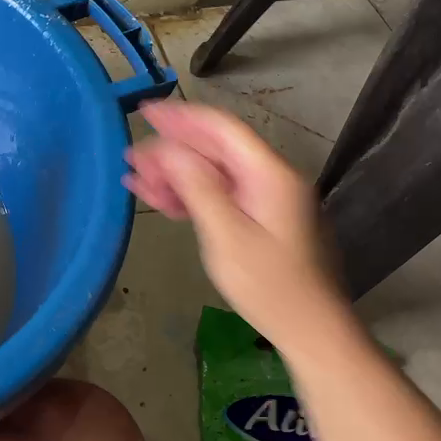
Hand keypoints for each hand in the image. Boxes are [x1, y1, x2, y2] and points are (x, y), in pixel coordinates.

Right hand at [122, 101, 351, 345]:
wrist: (310, 328)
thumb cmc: (268, 284)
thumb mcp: (226, 235)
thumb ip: (197, 187)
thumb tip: (167, 149)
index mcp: (269, 175)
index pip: (221, 130)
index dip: (182, 117)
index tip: (145, 111)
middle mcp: (269, 178)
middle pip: (214, 149)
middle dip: (170, 148)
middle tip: (130, 155)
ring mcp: (265, 199)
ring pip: (212, 172)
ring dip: (174, 173)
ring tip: (136, 180)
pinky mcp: (259, 218)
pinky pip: (219, 193)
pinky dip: (188, 194)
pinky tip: (160, 200)